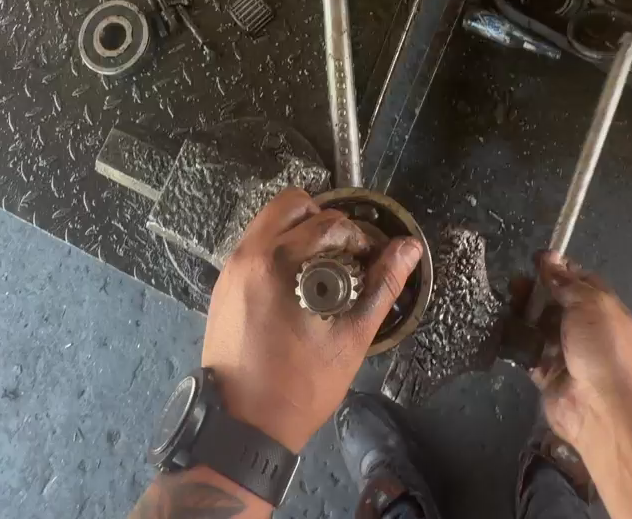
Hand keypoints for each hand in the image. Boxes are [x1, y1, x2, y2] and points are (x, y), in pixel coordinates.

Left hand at [201, 188, 423, 451]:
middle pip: (290, 203)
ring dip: (300, 229)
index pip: (326, 220)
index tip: (367, 258)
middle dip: (324, 218)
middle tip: (345, 250)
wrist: (239, 427)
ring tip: (324, 264)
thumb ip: (381, 286)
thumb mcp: (349, 338)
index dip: (356, 235)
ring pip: (269, 220)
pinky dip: (279, 246)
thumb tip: (408, 248)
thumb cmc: (298, 386)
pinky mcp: (223, 283)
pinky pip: (255, 243)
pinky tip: (298, 281)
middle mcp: (247, 254)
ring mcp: (230, 268)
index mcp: (276, 262)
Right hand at [528, 253, 631, 459]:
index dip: (561, 269)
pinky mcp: (547, 373)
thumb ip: (567, 281)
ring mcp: (567, 353)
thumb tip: (549, 259)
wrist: (603, 410)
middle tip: (516, 283)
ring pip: (539, 324)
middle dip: (536, 290)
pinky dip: (516, 340)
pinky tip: (503, 326)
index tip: (538, 259)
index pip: (582, 283)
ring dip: (523, 312)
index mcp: (606, 313)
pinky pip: (528, 350)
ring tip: (508, 302)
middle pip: (556, 302)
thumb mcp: (591, 304)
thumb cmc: (603, 349)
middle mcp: (587, 331)